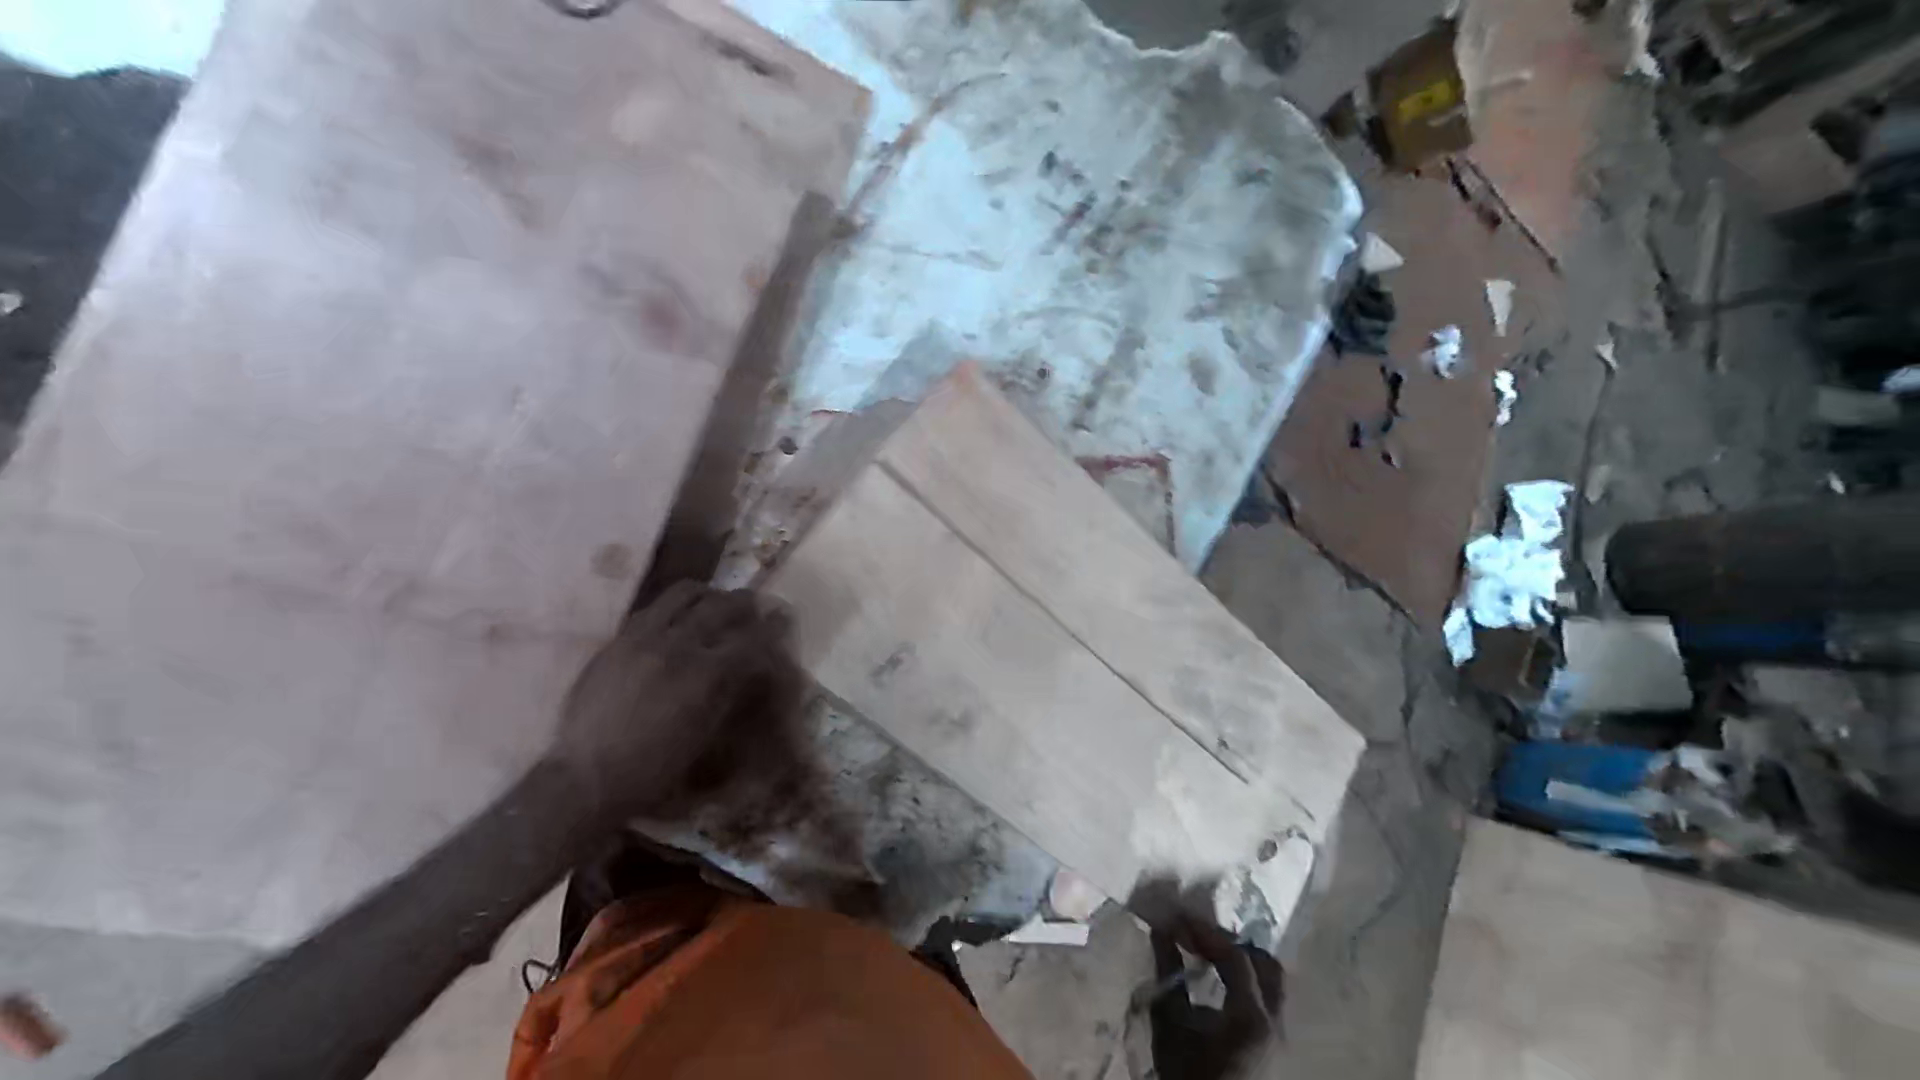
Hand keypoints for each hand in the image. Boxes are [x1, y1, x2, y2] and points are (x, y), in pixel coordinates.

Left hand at [550, 582, 789, 821]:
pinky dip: (672, 606)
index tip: (782, 618)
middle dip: (744, 602)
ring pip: (684, 594)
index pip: (750, 639)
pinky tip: (676, 616)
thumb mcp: (706, 734)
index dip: (771, 627)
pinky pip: (651, 607)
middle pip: (721, 606)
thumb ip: (728, 693)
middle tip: (753, 604)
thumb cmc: (655, 768)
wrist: (588, 776)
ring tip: (714, 599)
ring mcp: (643, 638)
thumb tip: (747, 667)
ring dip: (707, 594)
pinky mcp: (618, 640)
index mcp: (706, 675)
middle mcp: (678, 646)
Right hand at [1140, 920, 1284, 1079]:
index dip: (1207, 933)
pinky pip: (1268, 1001)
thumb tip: (1161, 931)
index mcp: (1252, 1017)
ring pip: (1272, 984)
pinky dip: (1247, 983)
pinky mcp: (1275, 1048)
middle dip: (1234, 945)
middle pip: (1267, 966)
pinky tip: (1219, 984)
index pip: (1236, 957)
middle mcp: (1276, 1024)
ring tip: (1208, 957)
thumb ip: (1168, 972)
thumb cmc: (1187, 1076)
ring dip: (1243, 963)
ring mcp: (1281, 1038)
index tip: (1180, 921)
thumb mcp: (1170, 1023)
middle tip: (1200, 938)